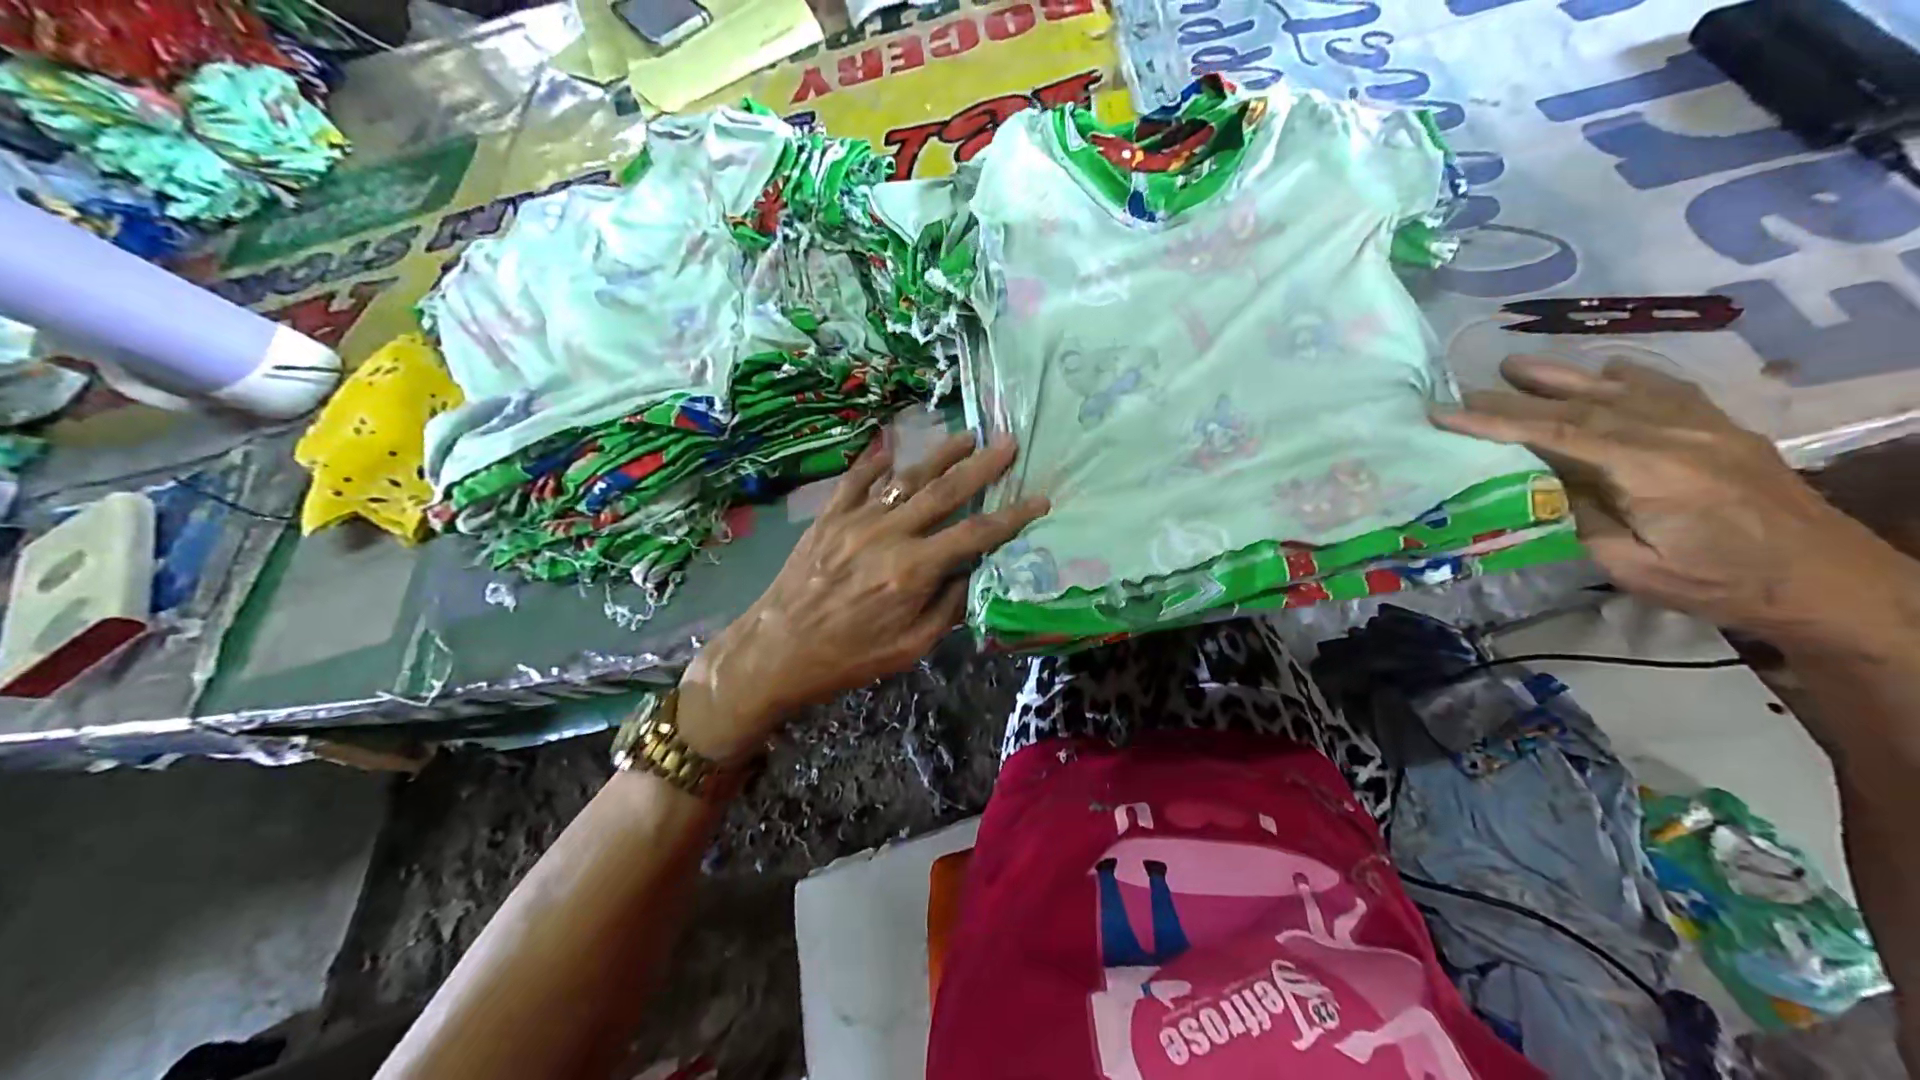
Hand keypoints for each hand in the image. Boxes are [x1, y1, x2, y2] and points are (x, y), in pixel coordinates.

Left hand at [675, 433, 1048, 760]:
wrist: (776, 650)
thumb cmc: (847, 658)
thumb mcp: (909, 648)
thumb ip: (946, 607)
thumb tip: (972, 572)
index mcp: (912, 571)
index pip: (975, 535)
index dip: (1011, 516)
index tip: (1039, 499)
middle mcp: (888, 535)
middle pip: (945, 492)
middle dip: (982, 466)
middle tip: (1008, 443)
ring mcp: (855, 520)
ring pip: (905, 478)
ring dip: (939, 454)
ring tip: (966, 436)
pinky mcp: (828, 517)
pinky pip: (856, 480)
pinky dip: (876, 462)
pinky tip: (892, 450)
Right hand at [1433, 355, 1919, 652]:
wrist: (1827, 579)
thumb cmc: (1718, 583)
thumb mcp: (1631, 565)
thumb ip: (1584, 515)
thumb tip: (1545, 481)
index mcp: (1652, 471)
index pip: (1556, 435)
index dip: (1495, 421)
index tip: (1445, 413)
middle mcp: (1677, 435)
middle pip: (1580, 406)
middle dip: (1515, 397)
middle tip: (1463, 390)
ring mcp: (1705, 426)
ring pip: (1619, 389)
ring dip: (1561, 376)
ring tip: (1514, 365)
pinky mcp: (1723, 428)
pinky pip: (1667, 389)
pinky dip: (1627, 376)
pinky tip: (1604, 370)